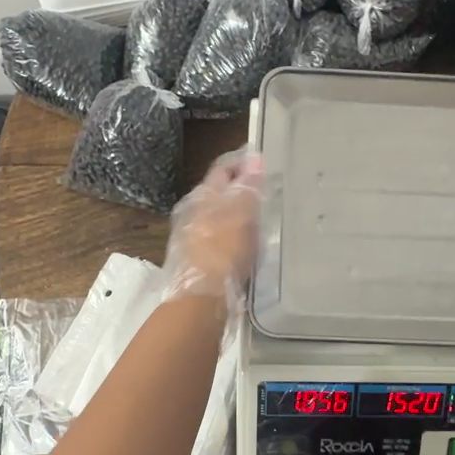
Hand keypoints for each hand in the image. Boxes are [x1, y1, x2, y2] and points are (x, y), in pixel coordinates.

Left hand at [163, 149, 263, 306]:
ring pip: (216, 215)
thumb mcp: (242, 213)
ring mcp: (191, 236)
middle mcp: (193, 211)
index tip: (264, 165)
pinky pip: (216, 237)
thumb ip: (248, 185)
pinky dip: (230, 234)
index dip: (242, 164)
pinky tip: (242, 245)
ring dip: (234, 213)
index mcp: (204, 195)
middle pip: (218, 192)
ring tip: (257, 218)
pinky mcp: (194, 258)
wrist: (201, 297)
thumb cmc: (224, 250)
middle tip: (264, 192)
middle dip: (238, 189)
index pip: (223, 169)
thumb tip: (254, 157)